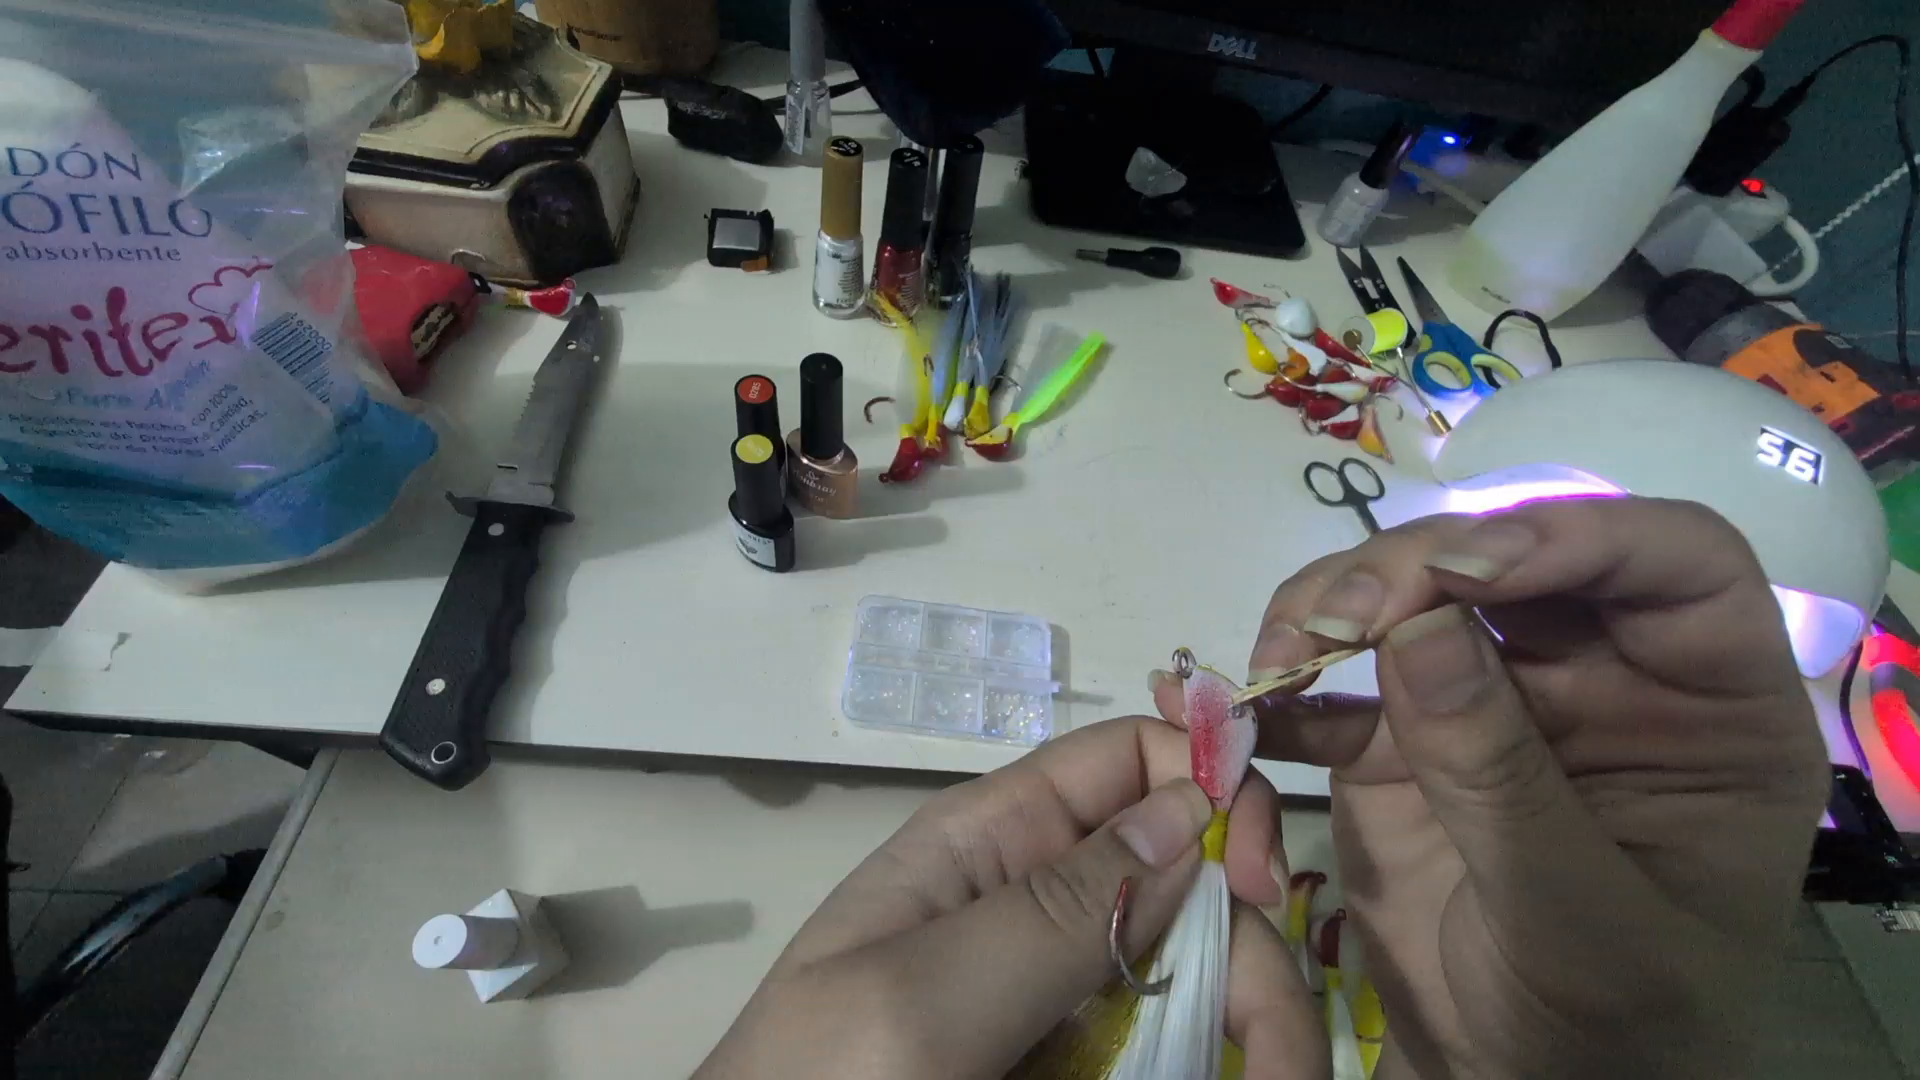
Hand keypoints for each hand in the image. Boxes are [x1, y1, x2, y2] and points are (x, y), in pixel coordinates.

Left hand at [695, 717, 1327, 1079]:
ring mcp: (1070, 976)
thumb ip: (1058, 902)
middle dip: (1246, 940)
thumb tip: (1187, 805)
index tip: (1261, 875)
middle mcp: (1043, 889)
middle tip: (1278, 1051)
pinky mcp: (1089, 1050)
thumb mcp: (927, 992)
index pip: (1123, 757)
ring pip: (1199, 958)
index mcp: (994, 835)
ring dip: (1257, 1019)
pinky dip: (1227, 1057)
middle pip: (1185, 868)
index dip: (1206, 780)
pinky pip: (1179, 1031)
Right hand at [1153, 497, 1826, 1079]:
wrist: (1509, 1077)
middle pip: (1492, 558)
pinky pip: (1324, 684)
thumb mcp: (1577, 915)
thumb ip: (1500, 773)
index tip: (1459, 574)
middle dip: (1398, 572)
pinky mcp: (1386, 734)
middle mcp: (1578, 675)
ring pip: (1392, 598)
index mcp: (1692, 704)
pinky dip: (1269, 691)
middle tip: (1324, 624)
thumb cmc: (1602, 1023)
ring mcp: (1470, 697)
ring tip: (1268, 668)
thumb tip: (1416, 625)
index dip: (1569, 534)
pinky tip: (1224, 706)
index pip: (1663, 560)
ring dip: (1316, 616)